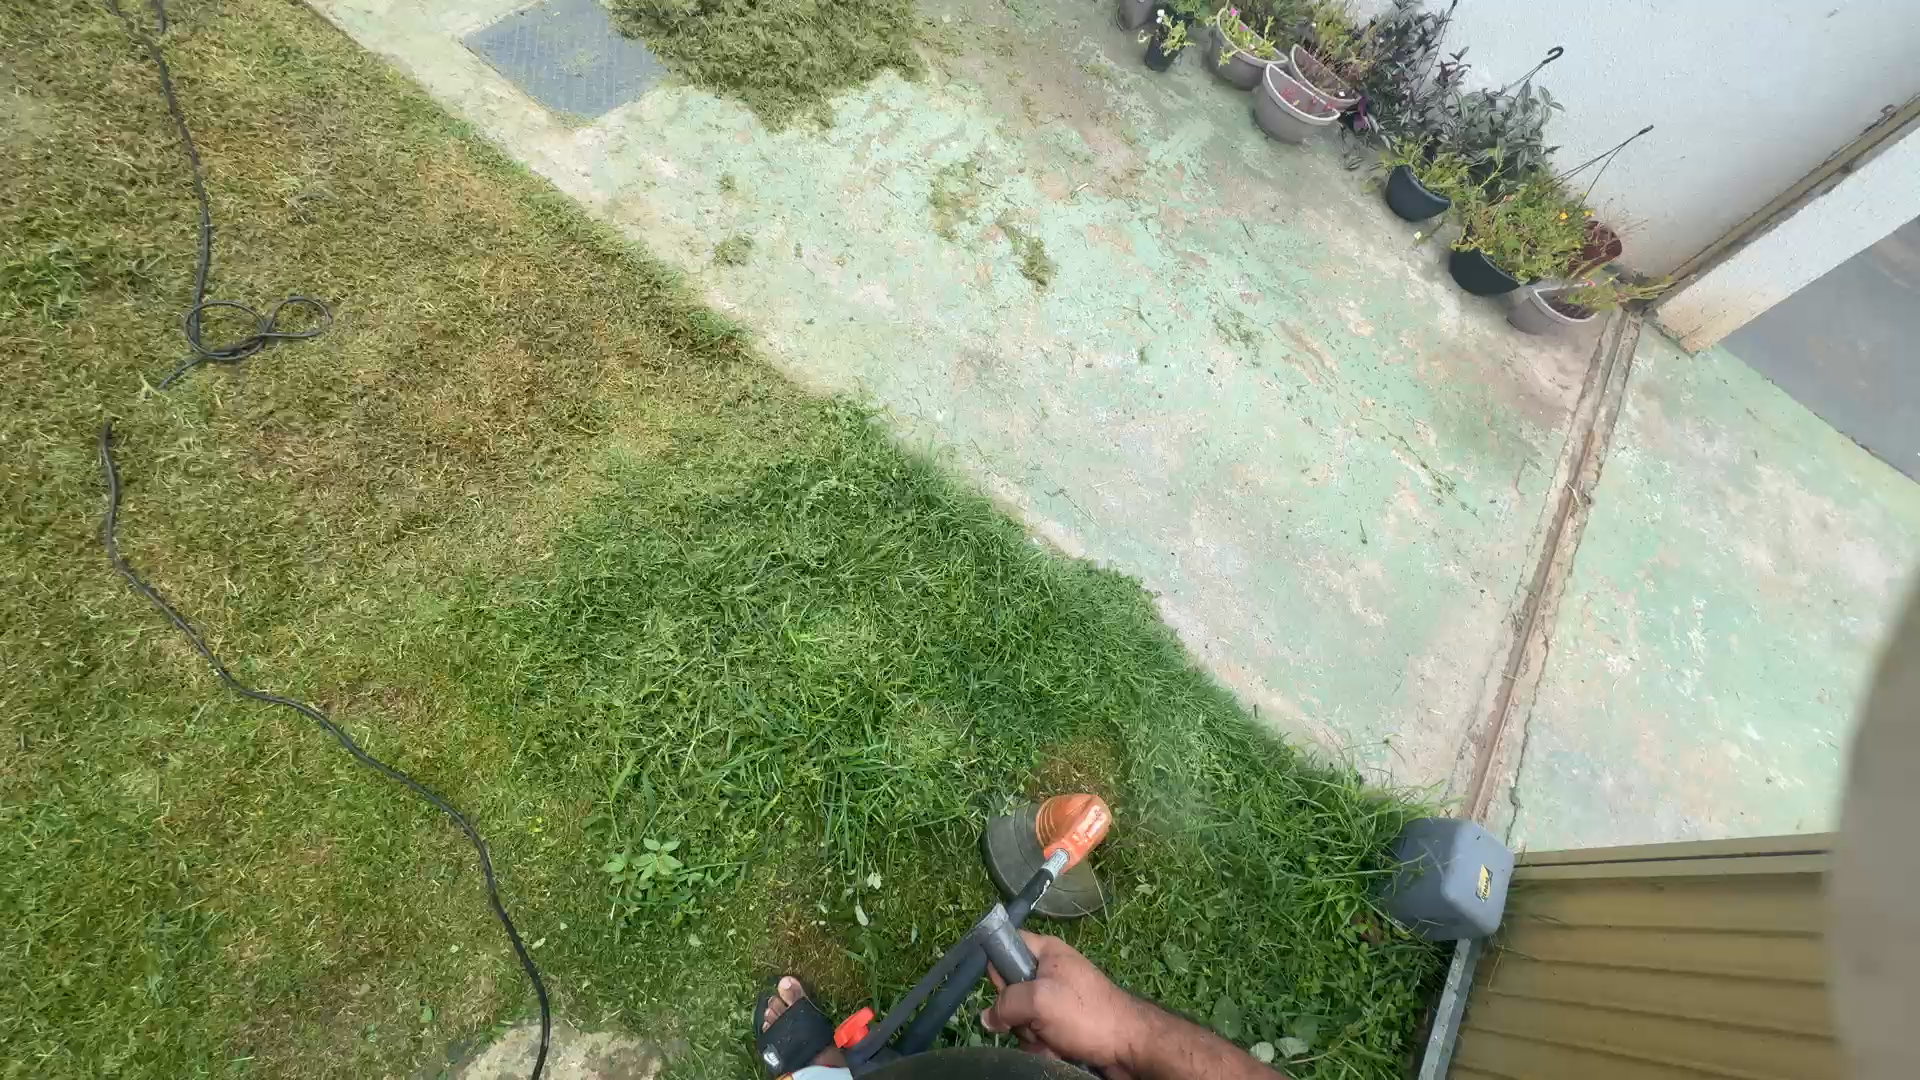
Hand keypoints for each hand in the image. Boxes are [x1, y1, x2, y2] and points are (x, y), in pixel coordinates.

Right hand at [981, 931, 1149, 1073]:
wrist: (1129, 1045)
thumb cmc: (1085, 1012)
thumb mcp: (1039, 1000)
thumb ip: (1006, 1003)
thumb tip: (988, 1017)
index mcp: (1046, 950)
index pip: (1008, 945)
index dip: (1001, 968)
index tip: (1006, 989)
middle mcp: (1049, 971)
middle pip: (1013, 989)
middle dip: (1019, 1014)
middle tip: (1036, 1021)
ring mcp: (1057, 999)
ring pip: (1024, 1017)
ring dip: (1032, 1035)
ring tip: (1053, 1041)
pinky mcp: (1063, 1024)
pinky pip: (1039, 1033)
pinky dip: (1044, 1046)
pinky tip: (1058, 1051)